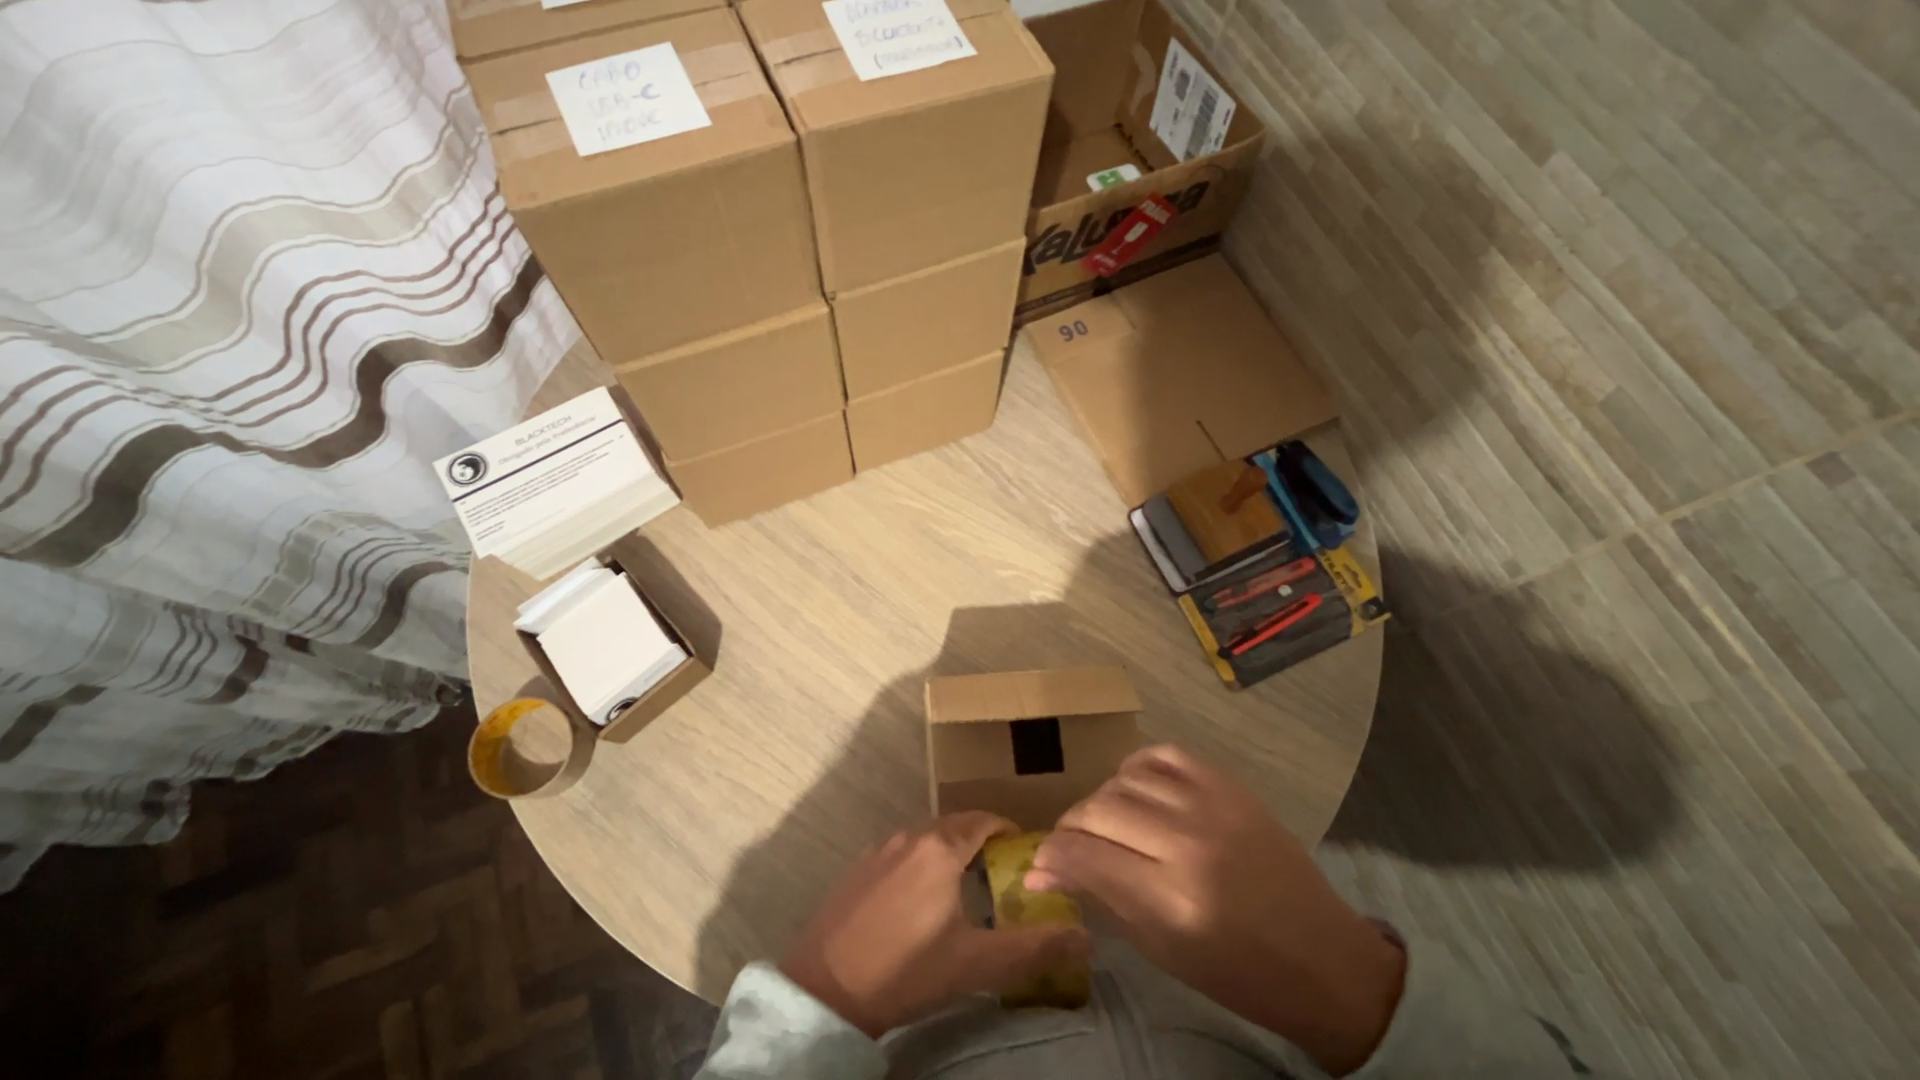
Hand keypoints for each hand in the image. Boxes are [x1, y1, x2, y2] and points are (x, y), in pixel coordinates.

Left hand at [781, 812, 1089, 1037]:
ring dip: (949, 852)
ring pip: (925, 839)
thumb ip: (1035, 949)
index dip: (1009, 831)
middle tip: (1003, 873)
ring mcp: (877, 851)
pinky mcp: (856, 870)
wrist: (825, 989)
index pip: (985, 819)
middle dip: (982, 840)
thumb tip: (1086, 937)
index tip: (1026, 853)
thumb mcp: (978, 965)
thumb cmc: (906, 971)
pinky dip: (920, 864)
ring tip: (967, 887)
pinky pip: (900, 853)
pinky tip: (921, 901)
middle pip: (955, 825)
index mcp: (940, 848)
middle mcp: (909, 837)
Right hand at [1026, 745, 1405, 1074]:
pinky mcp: (1231, 787)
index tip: (1040, 867)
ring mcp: (1212, 806)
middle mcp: (1187, 841)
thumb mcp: (1160, 949)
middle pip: (1098, 809)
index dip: (1049, 857)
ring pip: (1125, 779)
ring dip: (1102, 802)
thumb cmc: (1238, 973)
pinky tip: (1136, 791)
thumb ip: (1100, 897)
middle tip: (1071, 850)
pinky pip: (1165, 755)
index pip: (1081, 853)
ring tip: (1107, 826)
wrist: (1322, 957)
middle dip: (1070, 829)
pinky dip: (1138, 769)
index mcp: (1169, 897)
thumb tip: (1040, 872)